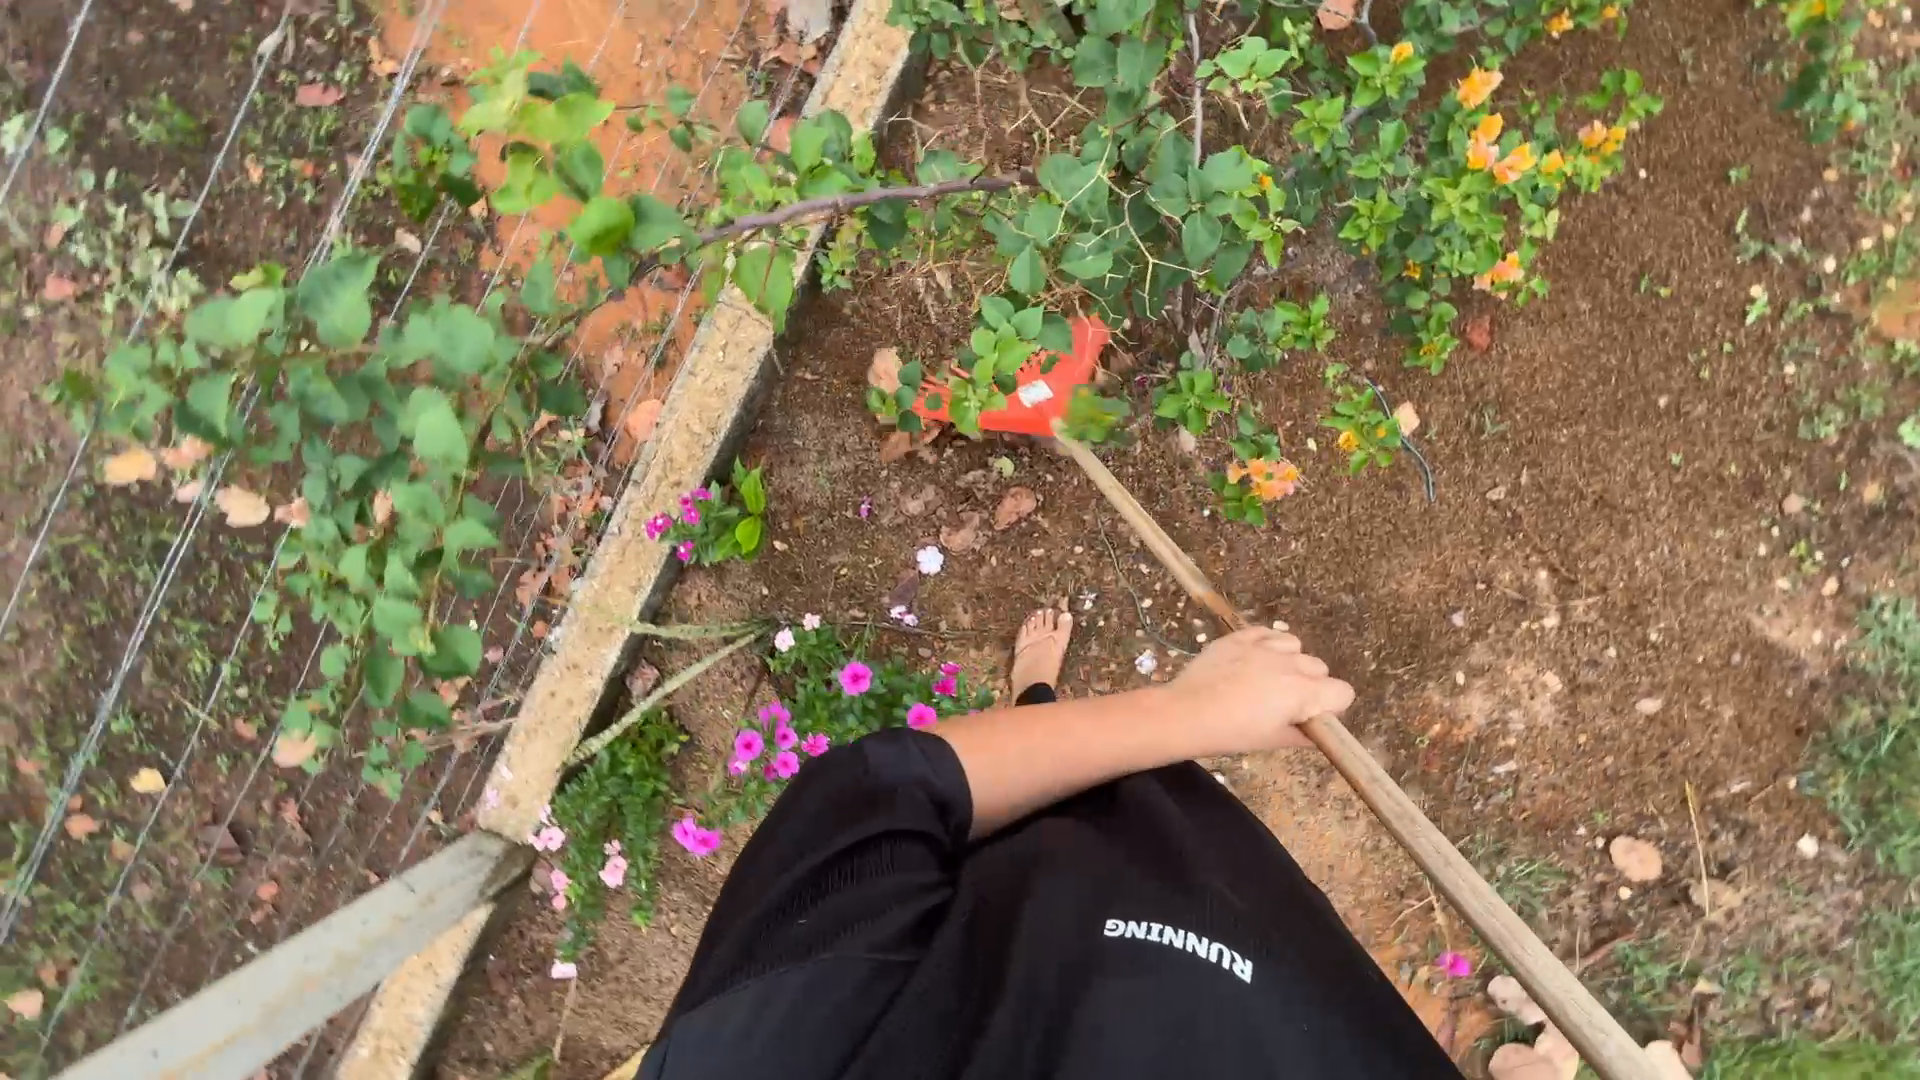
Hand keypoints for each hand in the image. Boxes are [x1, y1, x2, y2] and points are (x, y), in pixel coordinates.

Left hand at [1164, 626, 1353, 753]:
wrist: (1186, 713)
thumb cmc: (1231, 733)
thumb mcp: (1273, 740)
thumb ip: (1303, 734)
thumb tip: (1315, 732)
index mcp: (1303, 692)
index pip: (1343, 692)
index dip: (1331, 706)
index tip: (1310, 716)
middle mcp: (1288, 663)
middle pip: (1319, 668)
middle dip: (1310, 684)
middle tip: (1284, 702)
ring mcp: (1262, 646)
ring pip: (1294, 646)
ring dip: (1289, 660)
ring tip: (1266, 678)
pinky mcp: (1238, 637)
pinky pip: (1266, 632)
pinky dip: (1267, 643)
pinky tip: (1254, 659)